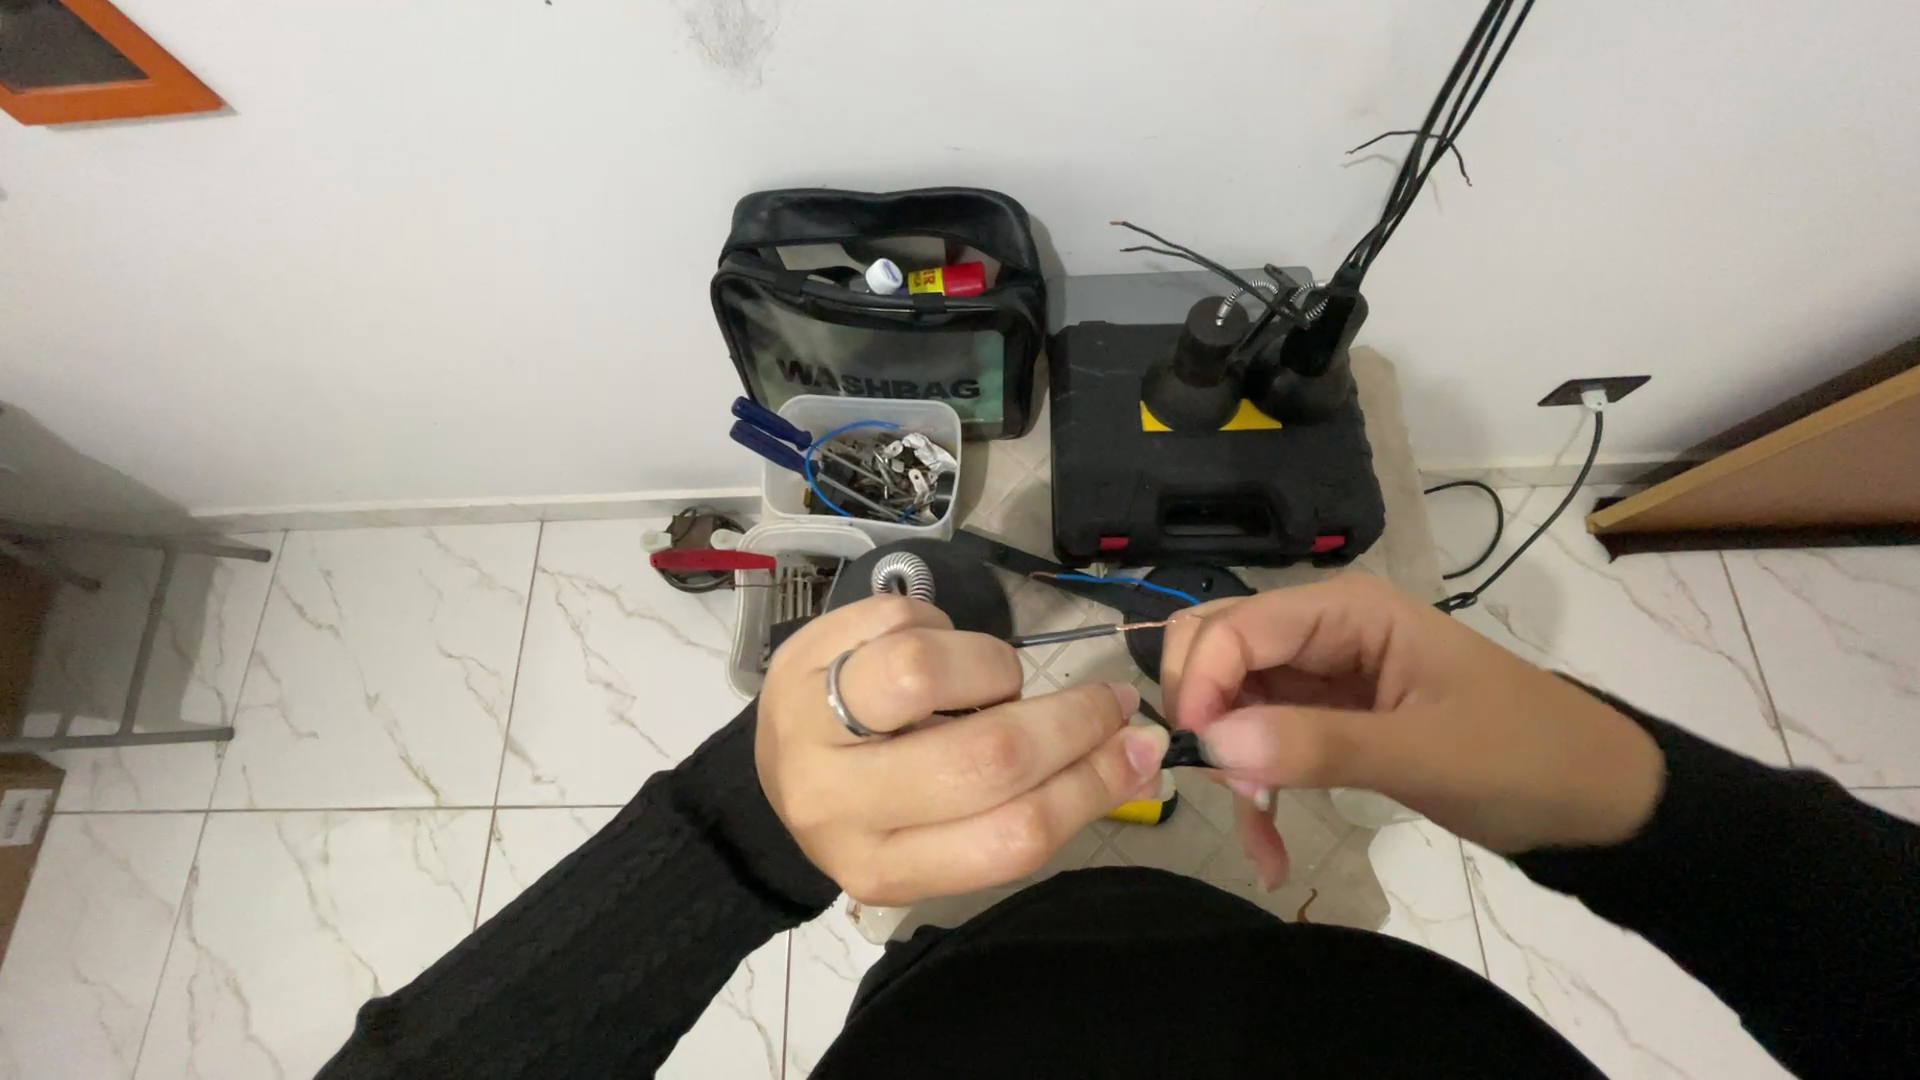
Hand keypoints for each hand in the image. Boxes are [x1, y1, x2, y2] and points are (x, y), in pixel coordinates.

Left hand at [756, 595, 1168, 906]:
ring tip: (989, 680)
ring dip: (991, 666)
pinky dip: (940, 625)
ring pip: (926, 670)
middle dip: (1067, 720)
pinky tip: (931, 648)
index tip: (1141, 746)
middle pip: (983, 755)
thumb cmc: (880, 803)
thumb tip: (1138, 754)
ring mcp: (808, 721)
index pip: (1010, 835)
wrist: (780, 769)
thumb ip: (1036, 798)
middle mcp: (837, 803)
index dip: (1091, 786)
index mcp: (885, 866)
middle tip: (1105, 699)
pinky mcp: (800, 655)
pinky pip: (898, 618)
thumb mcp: (947, 828)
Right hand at [1160, 575, 1663, 884]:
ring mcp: (1313, 672)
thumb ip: (1317, 746)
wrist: (1598, 802)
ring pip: (1225, 696)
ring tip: (1256, 829)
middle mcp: (1317, 629)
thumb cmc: (1528, 759)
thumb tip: (1212, 745)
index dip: (1201, 681)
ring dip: (1224, 759)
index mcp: (1345, 611)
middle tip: (1214, 775)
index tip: (1197, 753)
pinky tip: (1269, 847)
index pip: (1236, 627)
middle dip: (1199, 706)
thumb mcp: (1427, 755)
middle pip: (1213, 642)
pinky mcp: (1316, 714)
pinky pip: (1254, 738)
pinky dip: (1251, 789)